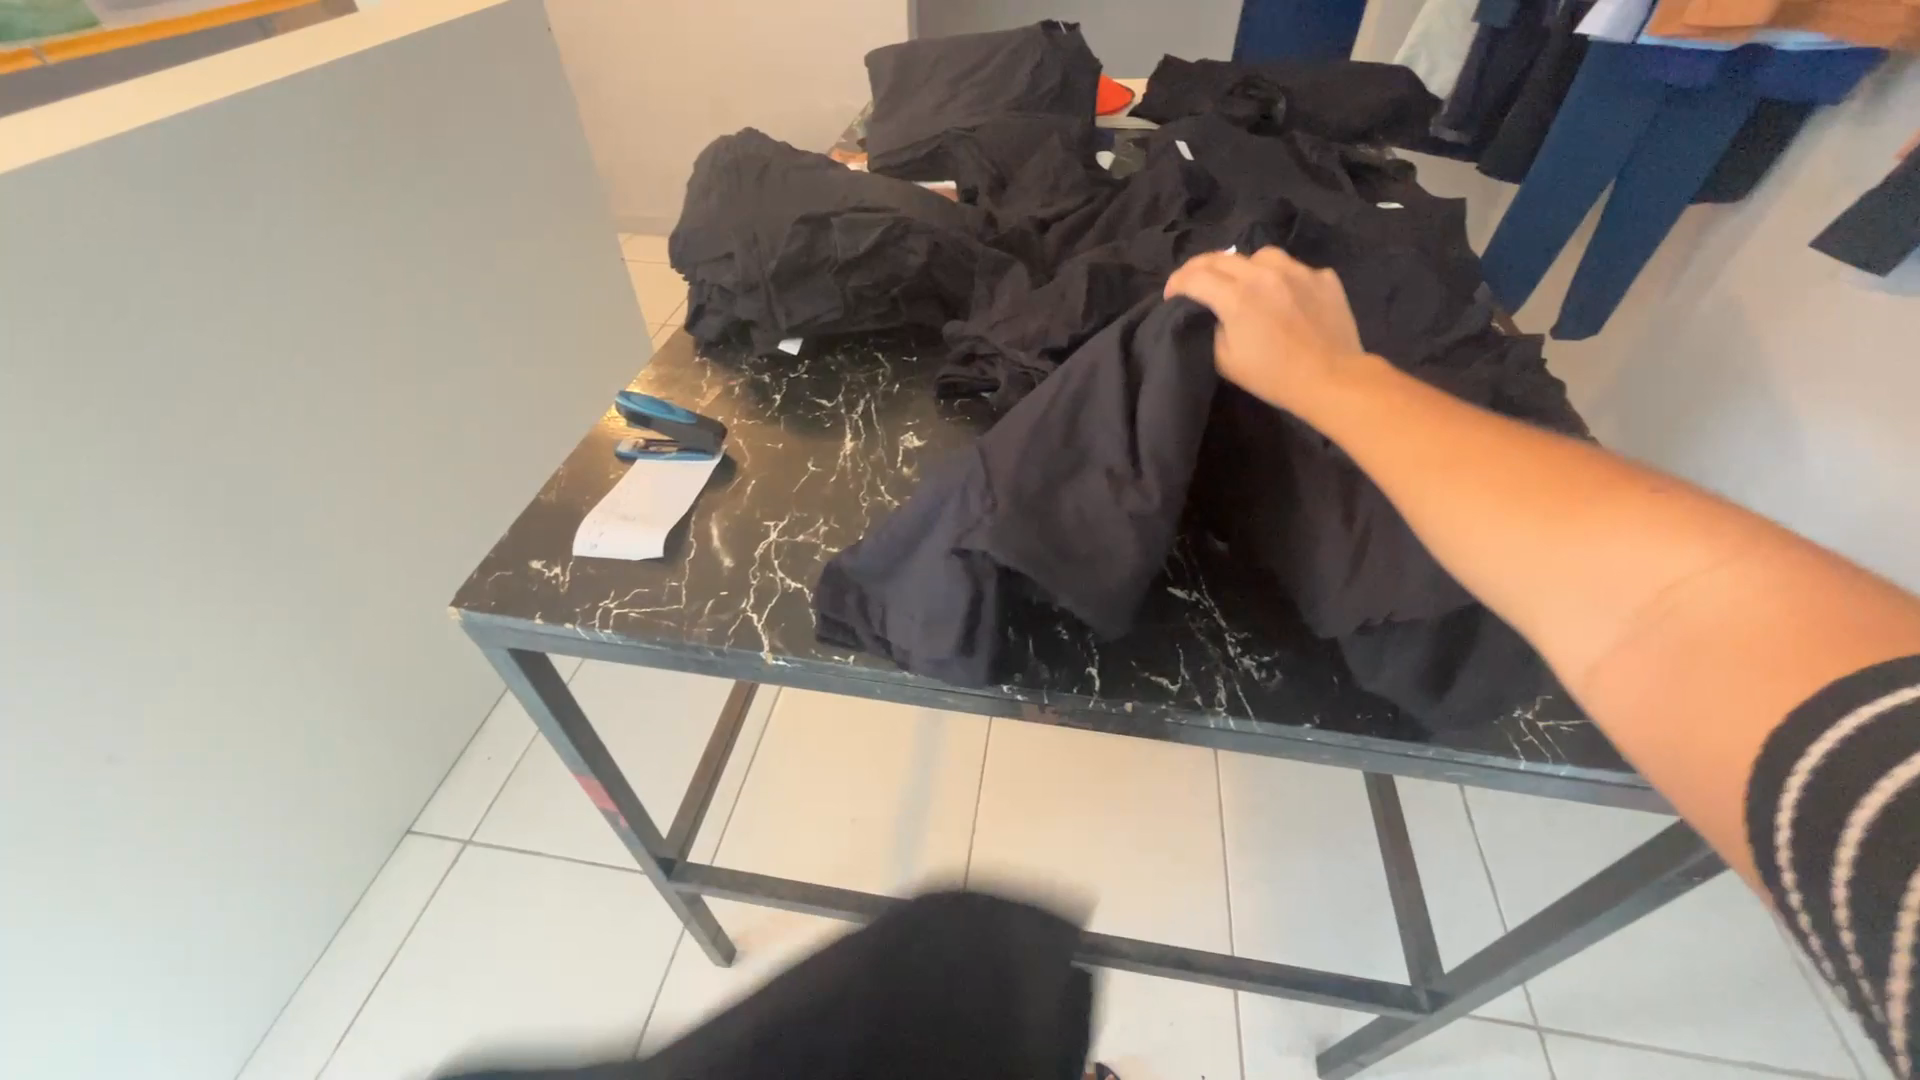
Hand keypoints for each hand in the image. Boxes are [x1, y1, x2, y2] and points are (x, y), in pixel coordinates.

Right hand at [1164, 247, 1372, 413]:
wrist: (1331, 378)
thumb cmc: (1273, 376)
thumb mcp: (1225, 361)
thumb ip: (1211, 330)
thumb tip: (1210, 315)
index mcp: (1236, 296)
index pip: (1195, 277)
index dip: (1176, 283)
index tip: (1171, 295)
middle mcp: (1265, 274)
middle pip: (1222, 258)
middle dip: (1200, 268)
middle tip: (1193, 283)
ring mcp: (1298, 271)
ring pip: (1260, 255)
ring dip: (1242, 266)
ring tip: (1242, 282)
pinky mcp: (1323, 277)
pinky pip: (1293, 269)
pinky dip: (1280, 278)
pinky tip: (1281, 296)